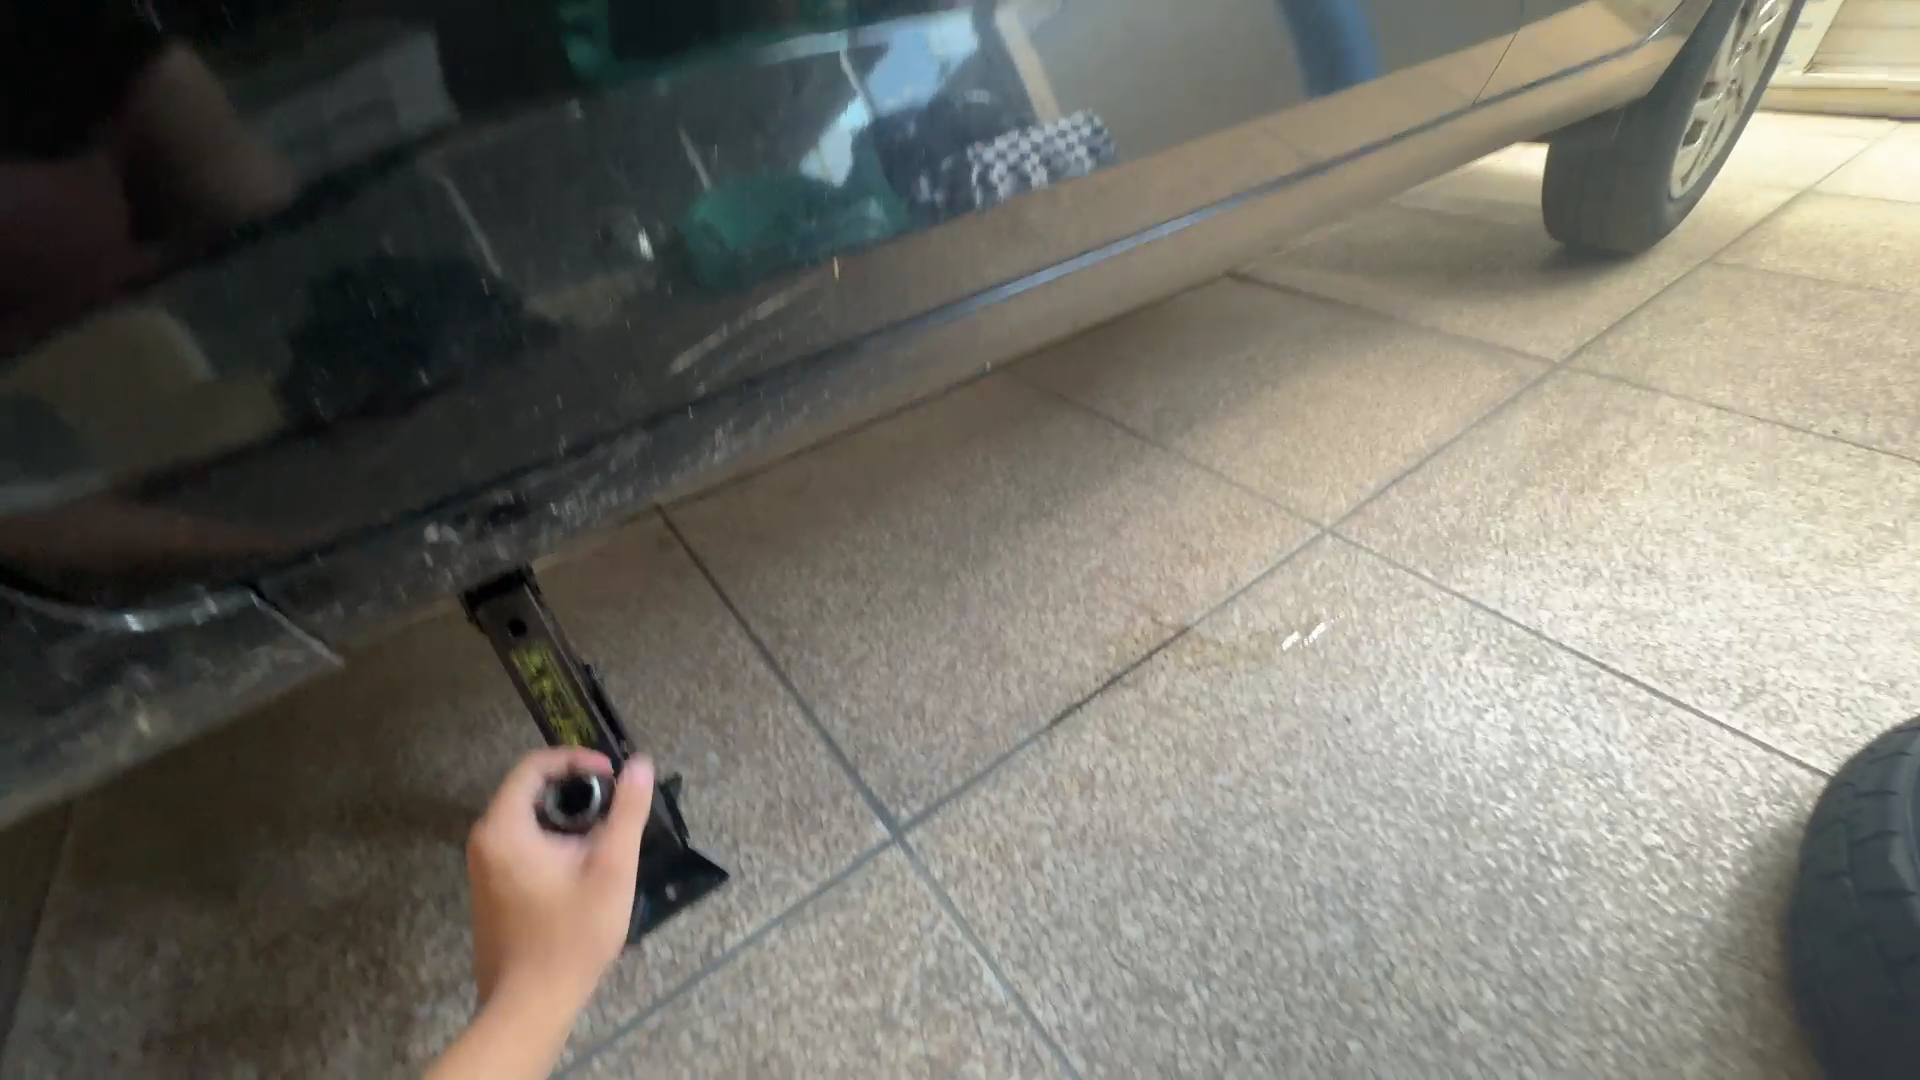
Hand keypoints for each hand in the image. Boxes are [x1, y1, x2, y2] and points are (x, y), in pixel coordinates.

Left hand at [465, 748, 653, 1011]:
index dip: (577, 758)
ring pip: (530, 818)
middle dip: (579, 788)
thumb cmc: (572, 932)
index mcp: (505, 828)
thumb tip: (641, 763)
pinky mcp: (493, 889)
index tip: (613, 774)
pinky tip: (586, 864)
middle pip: (532, 789)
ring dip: (571, 815)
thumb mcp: (612, 865)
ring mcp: (485, 868)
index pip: (534, 765)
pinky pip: (525, 843)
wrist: (531, 1004)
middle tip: (617, 805)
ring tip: (608, 835)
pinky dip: (557, 837)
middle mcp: (486, 842)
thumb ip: (628, 809)